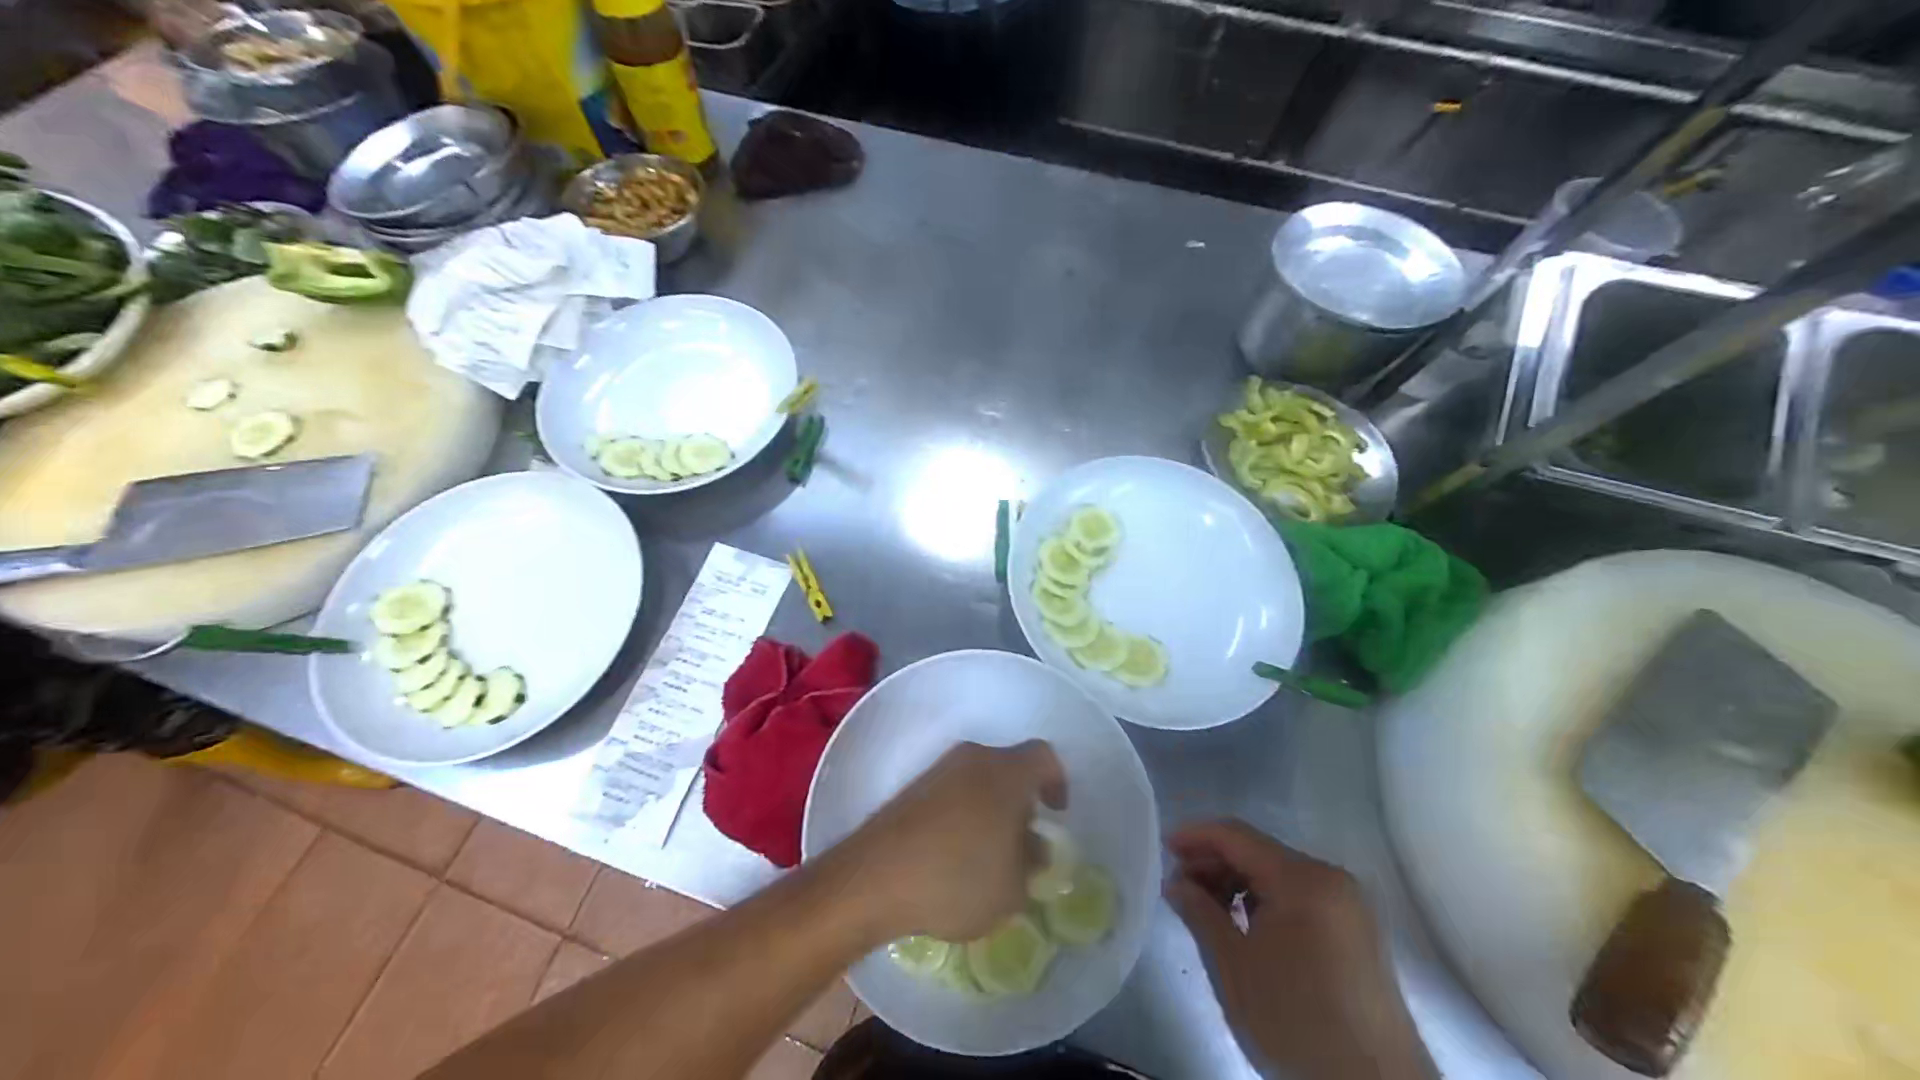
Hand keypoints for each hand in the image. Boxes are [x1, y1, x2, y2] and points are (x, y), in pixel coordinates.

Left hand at [835, 740, 1065, 942]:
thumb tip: (1031, 847)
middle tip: (1022, 840)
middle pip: (1008, 767)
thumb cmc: (957, 878)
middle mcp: (973, 759)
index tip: (1055, 813)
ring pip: (978, 779)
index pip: (1044, 757)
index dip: (1056, 781)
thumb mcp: (1012, 888)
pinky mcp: (911, 788)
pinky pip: (950, 792)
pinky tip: (954, 855)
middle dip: (1021, 801)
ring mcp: (938, 770)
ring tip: (988, 855)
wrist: (874, 877)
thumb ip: (1031, 864)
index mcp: (1006, 772)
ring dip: (990, 809)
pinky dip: (962, 814)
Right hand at [1167, 820, 1433, 1079]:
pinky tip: (1244, 927)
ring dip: (1238, 883)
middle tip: (1179, 886)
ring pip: (1279, 875)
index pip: (1237, 836)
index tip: (1163, 847)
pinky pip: (1300, 898)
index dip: (1195, 836)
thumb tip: (1176, 883)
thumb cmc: (1295, 1020)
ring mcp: (1349, 906)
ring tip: (1206, 909)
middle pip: (1259, 852)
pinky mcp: (1356, 933)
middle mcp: (1331, 879)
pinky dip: (1266, 902)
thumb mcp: (1234, 964)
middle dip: (1214, 863)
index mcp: (1303, 878)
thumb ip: (1200, 911)